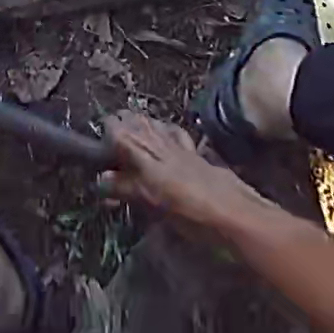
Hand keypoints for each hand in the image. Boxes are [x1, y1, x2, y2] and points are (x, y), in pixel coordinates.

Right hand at [101, 112, 268, 227]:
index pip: (116, 128)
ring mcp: (177, 144)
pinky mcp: (194, 152)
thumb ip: (125, 187)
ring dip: (138, 125)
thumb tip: (100, 180)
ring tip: (129, 135)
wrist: (235, 213)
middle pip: (132, 120)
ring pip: (151, 122)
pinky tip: (162, 135)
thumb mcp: (151, 202)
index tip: (98, 148)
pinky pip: (174, 132)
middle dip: (118, 125)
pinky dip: (163, 130)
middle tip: (109, 144)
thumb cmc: (189, 211)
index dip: (104, 133)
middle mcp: (158, 141)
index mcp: (144, 151)